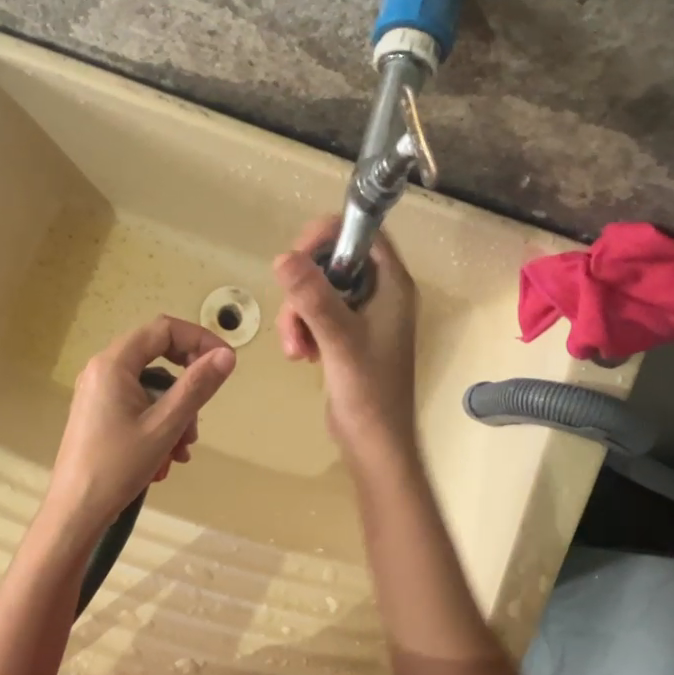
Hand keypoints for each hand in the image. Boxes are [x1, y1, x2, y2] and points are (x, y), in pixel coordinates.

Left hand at [45, 315, 236, 529]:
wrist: (76, 510)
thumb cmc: (118, 466)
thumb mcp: (165, 426)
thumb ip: (197, 387)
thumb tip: (226, 356)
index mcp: (113, 364)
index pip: (164, 330)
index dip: (199, 340)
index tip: (224, 365)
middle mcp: (101, 371)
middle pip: (158, 361)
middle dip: (186, 392)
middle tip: (198, 423)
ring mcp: (98, 395)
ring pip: (151, 391)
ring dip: (174, 418)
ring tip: (180, 453)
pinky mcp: (98, 417)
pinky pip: (137, 410)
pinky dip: (157, 429)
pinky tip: (163, 462)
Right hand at [271, 217, 419, 458]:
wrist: (375, 442)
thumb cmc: (368, 391)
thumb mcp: (339, 340)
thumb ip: (313, 297)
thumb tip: (282, 257)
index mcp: (391, 284)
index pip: (361, 232)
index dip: (325, 237)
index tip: (295, 259)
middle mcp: (380, 293)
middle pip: (332, 262)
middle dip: (302, 288)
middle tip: (291, 321)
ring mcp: (364, 316)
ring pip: (318, 291)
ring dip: (297, 316)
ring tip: (296, 351)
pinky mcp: (348, 337)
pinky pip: (317, 316)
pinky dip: (303, 330)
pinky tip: (302, 356)